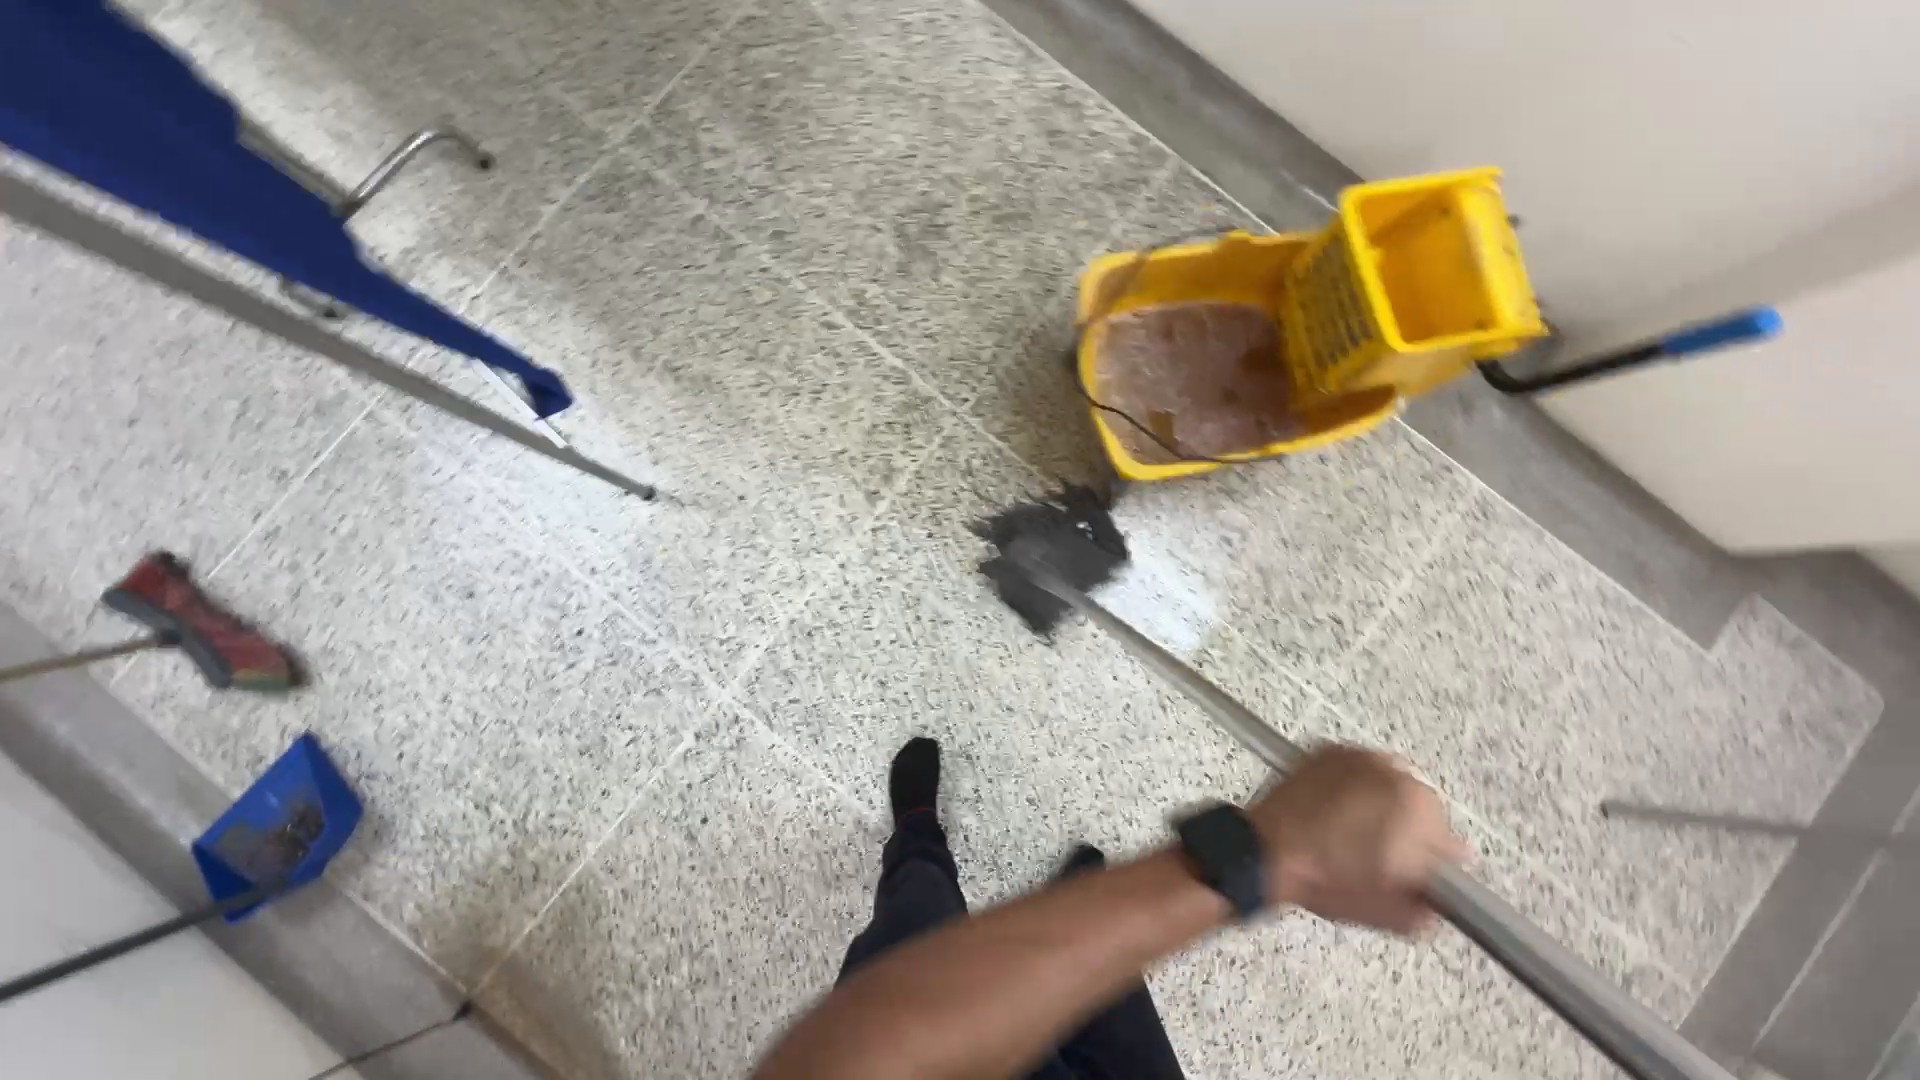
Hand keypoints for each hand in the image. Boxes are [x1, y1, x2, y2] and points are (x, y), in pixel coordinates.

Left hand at [1247, 744, 1466, 932]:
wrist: (1266, 852)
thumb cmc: (1320, 876)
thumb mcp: (1391, 910)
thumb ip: (1430, 904)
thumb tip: (1437, 900)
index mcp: (1416, 805)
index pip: (1445, 834)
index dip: (1433, 858)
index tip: (1423, 870)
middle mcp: (1389, 770)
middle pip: (1416, 804)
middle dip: (1407, 829)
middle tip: (1386, 854)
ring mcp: (1354, 756)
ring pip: (1385, 784)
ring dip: (1380, 805)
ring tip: (1356, 834)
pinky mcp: (1325, 751)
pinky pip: (1352, 770)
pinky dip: (1351, 787)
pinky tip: (1338, 812)